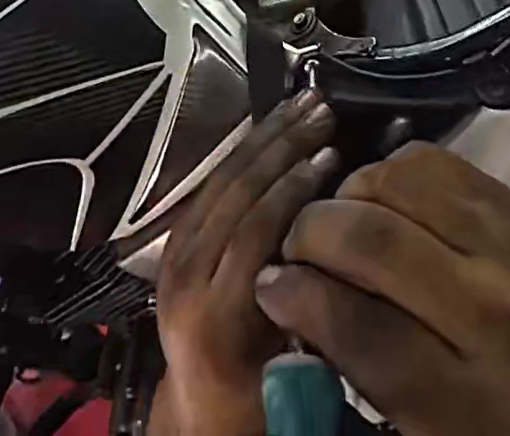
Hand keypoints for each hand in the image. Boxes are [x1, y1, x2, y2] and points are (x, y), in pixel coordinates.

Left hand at [154, 92, 338, 435]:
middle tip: (321, 112)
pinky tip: (272, 126)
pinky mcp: (176, 235)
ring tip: (301, 104)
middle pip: (234, 191)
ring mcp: (174, 250)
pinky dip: (246, 148)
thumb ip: (308, 309)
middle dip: (283, 145)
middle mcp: (185, 272)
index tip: (329, 154)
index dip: (293, 187)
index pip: (253, 229)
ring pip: (222, 176)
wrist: (199, 409)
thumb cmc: (256, 398)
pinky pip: (213, 180)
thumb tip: (334, 244)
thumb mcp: (293, 372)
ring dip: (266, 136)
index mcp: (213, 312)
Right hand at [254, 143, 509, 435]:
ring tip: (342, 224)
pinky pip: (420, 158)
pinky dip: (384, 173)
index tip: (269, 283)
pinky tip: (383, 201)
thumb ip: (356, 363)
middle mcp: (491, 305)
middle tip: (298, 247)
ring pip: (389, 183)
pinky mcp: (505, 197)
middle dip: (310, 233)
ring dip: (345, 197)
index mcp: (471, 393)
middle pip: (370, 238)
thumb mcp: (433, 431)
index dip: (297, 297)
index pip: (360, 328)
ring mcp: (503, 237)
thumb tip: (282, 291)